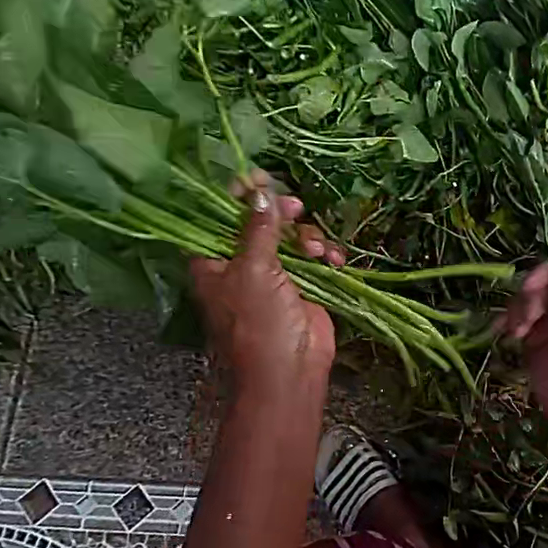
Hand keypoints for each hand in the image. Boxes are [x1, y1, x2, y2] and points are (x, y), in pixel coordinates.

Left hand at [190, 173, 340, 401]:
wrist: (291, 369)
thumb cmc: (259, 322)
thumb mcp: (253, 270)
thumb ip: (257, 229)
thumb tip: (260, 192)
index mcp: (213, 260)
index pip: (217, 215)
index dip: (236, 195)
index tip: (258, 178)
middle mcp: (241, 263)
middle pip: (260, 222)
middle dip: (280, 214)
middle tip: (296, 208)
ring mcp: (275, 274)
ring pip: (290, 238)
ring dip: (307, 237)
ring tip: (317, 250)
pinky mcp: (304, 285)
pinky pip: (314, 257)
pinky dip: (326, 254)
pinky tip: (334, 260)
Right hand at [500, 248, 547, 428]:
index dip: (544, 275)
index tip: (532, 289)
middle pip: (539, 284)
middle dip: (528, 298)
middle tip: (526, 321)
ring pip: (525, 301)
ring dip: (516, 311)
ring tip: (517, 333)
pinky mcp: (533, 341)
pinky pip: (516, 321)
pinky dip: (507, 323)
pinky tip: (505, 333)